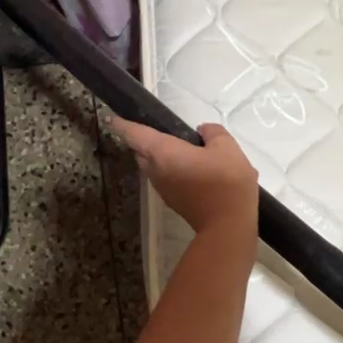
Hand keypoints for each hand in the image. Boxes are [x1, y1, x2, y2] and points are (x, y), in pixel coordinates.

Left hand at [112, 119, 258, 235]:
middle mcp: (155, 171)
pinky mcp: (173, 202)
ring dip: (159, 158)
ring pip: (151, 168)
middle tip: (160, 131)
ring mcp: (163, 189)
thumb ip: (213, 133)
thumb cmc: (226, 181)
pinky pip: (164, 179)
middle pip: (140, 152)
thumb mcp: (227, 148)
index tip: (113, 118)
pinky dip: (170, 171)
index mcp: (162, 152)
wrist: (229, 225)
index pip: (133, 133)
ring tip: (179, 149)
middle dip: (143, 140)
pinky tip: (190, 169)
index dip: (122, 124)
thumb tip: (204, 132)